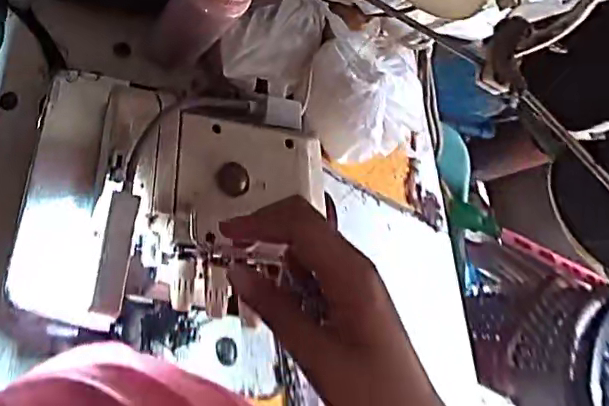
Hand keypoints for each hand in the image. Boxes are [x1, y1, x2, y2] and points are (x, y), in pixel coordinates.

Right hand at [223, 197, 441, 405]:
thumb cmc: (378, 396)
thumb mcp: (318, 356)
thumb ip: (277, 310)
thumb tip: (240, 273)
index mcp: (351, 271)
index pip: (299, 221)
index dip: (259, 220)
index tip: (229, 230)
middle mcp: (356, 266)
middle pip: (303, 222)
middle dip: (265, 227)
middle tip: (233, 242)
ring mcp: (357, 279)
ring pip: (308, 243)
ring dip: (275, 249)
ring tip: (247, 270)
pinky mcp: (353, 296)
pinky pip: (315, 266)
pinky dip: (288, 271)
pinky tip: (274, 293)